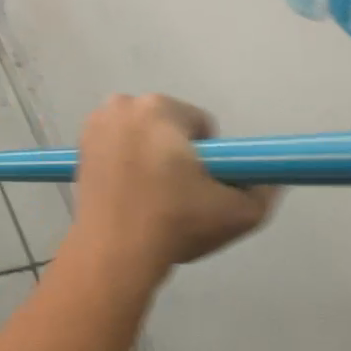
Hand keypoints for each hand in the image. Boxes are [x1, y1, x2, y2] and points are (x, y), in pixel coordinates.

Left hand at [71, 94, 277, 276]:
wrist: (115, 246)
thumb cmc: (177, 221)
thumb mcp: (241, 212)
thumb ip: (264, 188)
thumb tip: (269, 176)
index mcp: (159, 108)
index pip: (200, 124)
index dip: (211, 156)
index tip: (204, 183)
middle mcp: (123, 103)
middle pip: (168, 126)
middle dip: (178, 152)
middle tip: (180, 192)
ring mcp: (96, 121)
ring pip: (141, 134)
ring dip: (151, 154)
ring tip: (154, 194)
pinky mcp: (80, 142)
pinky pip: (117, 144)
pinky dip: (126, 159)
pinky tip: (131, 190)